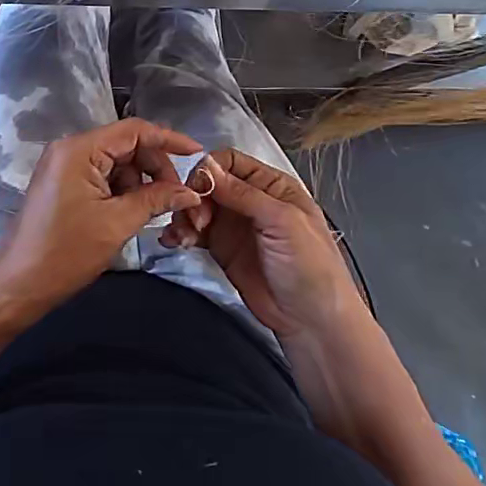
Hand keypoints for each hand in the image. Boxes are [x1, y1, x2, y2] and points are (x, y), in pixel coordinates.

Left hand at [0, 119, 202, 316]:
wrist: (22, 280)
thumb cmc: (67, 250)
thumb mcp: (118, 223)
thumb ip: (156, 199)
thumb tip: (190, 191)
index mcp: (78, 149)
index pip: (132, 130)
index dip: (168, 139)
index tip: (198, 153)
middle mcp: (69, 149)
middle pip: (125, 144)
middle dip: (154, 167)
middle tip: (176, 197)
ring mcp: (63, 165)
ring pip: (115, 161)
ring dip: (139, 181)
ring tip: (152, 211)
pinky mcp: (62, 182)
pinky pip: (101, 174)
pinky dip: (121, 189)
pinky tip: (132, 211)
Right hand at [178, 149, 365, 339]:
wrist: (311, 323)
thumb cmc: (311, 268)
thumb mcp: (283, 223)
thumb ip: (243, 193)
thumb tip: (205, 165)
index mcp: (271, 186)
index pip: (230, 162)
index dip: (209, 170)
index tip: (198, 189)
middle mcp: (249, 200)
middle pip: (207, 183)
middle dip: (194, 197)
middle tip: (195, 221)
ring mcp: (233, 224)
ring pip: (195, 206)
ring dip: (183, 216)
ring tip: (182, 237)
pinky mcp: (220, 247)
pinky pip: (192, 231)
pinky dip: (178, 233)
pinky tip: (173, 241)